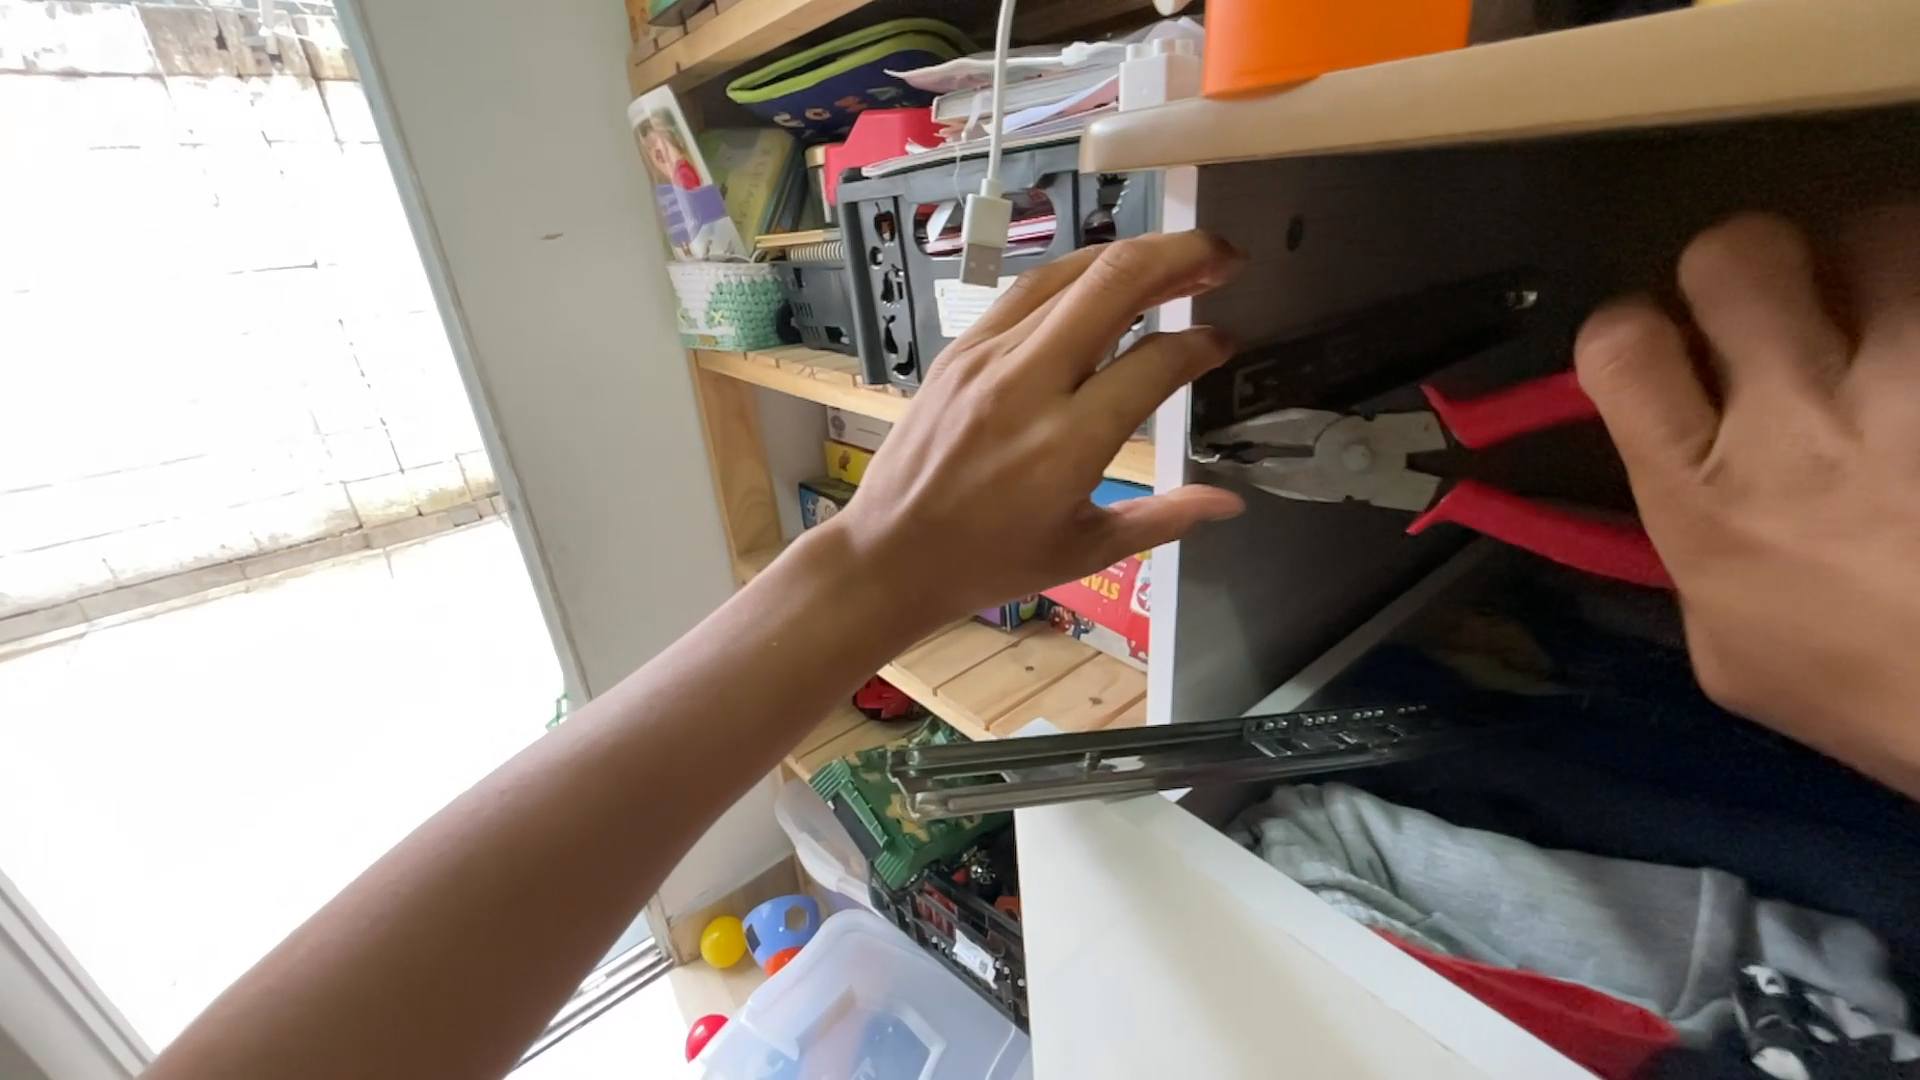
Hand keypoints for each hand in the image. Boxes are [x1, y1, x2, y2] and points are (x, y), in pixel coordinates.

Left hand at [824, 231, 1247, 623]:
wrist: (891, 553)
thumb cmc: (989, 563)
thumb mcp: (1083, 550)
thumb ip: (1163, 518)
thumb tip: (1228, 501)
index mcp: (1067, 444)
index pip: (1156, 362)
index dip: (1203, 345)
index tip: (1223, 343)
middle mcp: (1028, 384)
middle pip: (1115, 281)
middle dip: (1183, 253)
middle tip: (1225, 258)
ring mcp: (985, 358)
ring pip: (1069, 273)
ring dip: (1130, 256)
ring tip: (1174, 260)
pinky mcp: (958, 351)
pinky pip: (1025, 292)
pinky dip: (1074, 277)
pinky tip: (1099, 283)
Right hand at [1575, 207, 1919, 793]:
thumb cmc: (1876, 695)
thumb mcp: (1726, 645)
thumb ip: (1691, 552)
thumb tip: (1690, 500)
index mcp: (1702, 485)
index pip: (1619, 344)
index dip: (1629, 331)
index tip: (1660, 356)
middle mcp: (1802, 415)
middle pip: (1738, 254)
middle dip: (1744, 269)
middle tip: (1780, 310)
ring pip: (1886, 230)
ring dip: (1876, 262)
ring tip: (1895, 315)